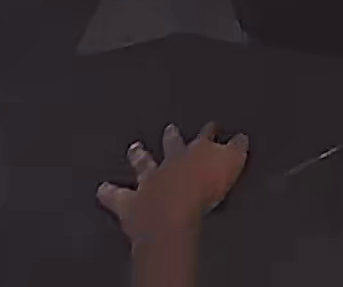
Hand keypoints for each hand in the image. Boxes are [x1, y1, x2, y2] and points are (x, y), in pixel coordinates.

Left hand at [97, 122, 248, 244]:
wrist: (173, 216)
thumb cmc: (206, 189)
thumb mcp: (235, 161)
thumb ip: (238, 147)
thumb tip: (241, 136)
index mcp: (198, 149)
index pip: (206, 134)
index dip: (210, 130)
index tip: (212, 126)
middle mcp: (172, 160)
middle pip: (172, 144)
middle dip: (171, 135)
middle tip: (168, 127)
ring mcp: (150, 180)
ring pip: (143, 164)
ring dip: (139, 155)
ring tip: (134, 147)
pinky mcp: (131, 203)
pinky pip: (116, 196)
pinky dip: (108, 192)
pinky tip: (101, 188)